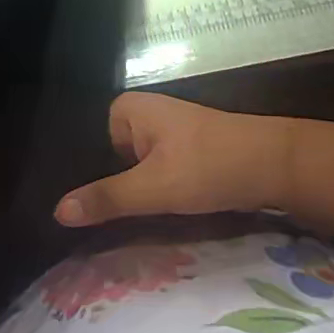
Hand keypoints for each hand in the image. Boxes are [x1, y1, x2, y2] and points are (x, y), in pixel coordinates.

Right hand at [53, 92, 294, 226]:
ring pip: (135, 166)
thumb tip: (56, 211)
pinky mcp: (189, 153)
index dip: (83, 167)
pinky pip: (157, 172)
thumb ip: (107, 198)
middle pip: (111, 154)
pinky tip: (147, 214)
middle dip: (106, 182)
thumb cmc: (210, 166)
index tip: (71, 199)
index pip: (88, 137)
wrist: (277, 166)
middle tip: (86, 218)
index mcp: (133, 109)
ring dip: (131, 190)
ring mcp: (171, 134)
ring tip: (110, 222)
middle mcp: (149, 116)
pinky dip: (153, 191)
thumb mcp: (153, 187)